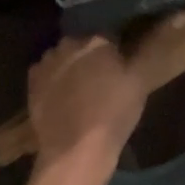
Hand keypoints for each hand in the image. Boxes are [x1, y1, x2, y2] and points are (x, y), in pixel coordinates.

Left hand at [27, 37, 146, 170]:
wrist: (75, 149)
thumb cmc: (113, 115)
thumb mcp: (139, 84)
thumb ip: (143, 56)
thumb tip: (153, 35)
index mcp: (97, 41)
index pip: (109, 39)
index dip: (114, 55)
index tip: (119, 70)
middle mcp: (69, 44)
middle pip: (82, 47)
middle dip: (89, 59)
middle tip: (100, 82)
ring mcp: (47, 62)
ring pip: (62, 59)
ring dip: (69, 69)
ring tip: (79, 94)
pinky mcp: (31, 82)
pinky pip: (46, 75)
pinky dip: (53, 83)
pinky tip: (61, 101)